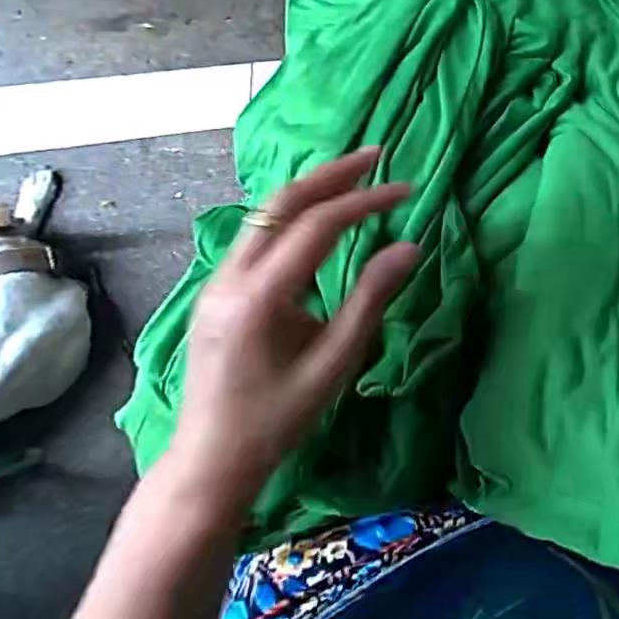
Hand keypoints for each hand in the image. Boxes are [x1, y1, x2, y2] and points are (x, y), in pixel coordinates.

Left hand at [167, 147, 418, 503]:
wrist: (209, 462)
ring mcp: (217, 281)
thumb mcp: (332, 364)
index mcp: (258, 297)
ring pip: (266, 213)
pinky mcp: (218, 288)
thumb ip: (371, 300)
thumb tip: (409, 246)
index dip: (366, 201)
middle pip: (283, 203)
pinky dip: (294, 211)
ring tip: (355, 174)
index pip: (318, 226)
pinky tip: (319, 211)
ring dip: (312, 188)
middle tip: (376, 156)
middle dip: (333, 174)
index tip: (405, 190)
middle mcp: (229, 277)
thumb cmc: (276, 421)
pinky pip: (259, 233)